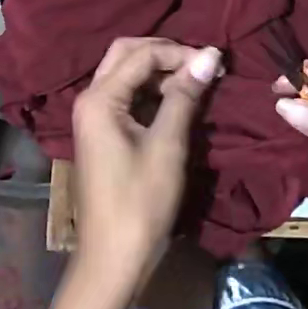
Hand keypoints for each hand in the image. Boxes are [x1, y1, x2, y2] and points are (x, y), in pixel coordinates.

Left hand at [70, 37, 222, 302]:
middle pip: (126, 56)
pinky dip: (153, 94)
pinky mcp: (103, 133)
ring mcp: (94, 116)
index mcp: (99, 98)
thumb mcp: (167, 145)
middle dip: (165, 54)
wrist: (113, 257)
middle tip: (203, 65)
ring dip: (160, 73)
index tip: (217, 62)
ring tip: (199, 82)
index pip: (140, 54)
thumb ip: (184, 95)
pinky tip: (180, 102)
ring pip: (127, 76)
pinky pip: (127, 98)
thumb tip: (209, 54)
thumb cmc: (140, 202)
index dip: (179, 52)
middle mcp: (90, 99)